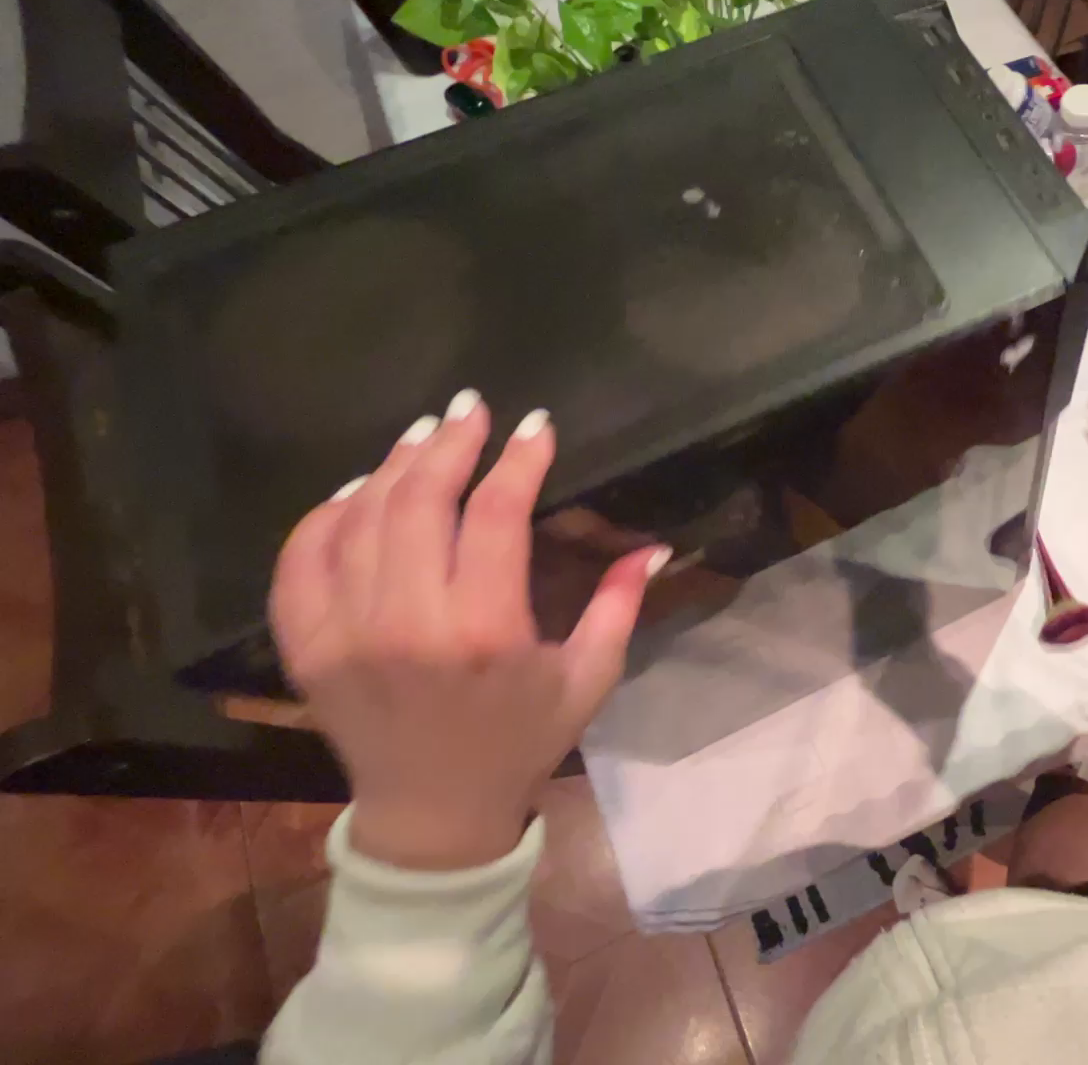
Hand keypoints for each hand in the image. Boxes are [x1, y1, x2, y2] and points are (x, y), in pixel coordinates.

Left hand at [270, 392, 667, 869]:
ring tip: (426, 433)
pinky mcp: (307, 648)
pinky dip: (323, 516)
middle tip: (475, 408)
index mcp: (487, 631)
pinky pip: (300, 562)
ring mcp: (346, 634)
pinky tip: (356, 489)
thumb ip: (621, 605)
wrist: (434, 811)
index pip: (497, 516)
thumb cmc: (526, 739)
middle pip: (419, 502)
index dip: (519, 461)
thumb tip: (655, 547)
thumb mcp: (591, 675)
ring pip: (359, 520)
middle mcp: (409, 623)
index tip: (538, 425)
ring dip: (393, 466)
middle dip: (451, 444)